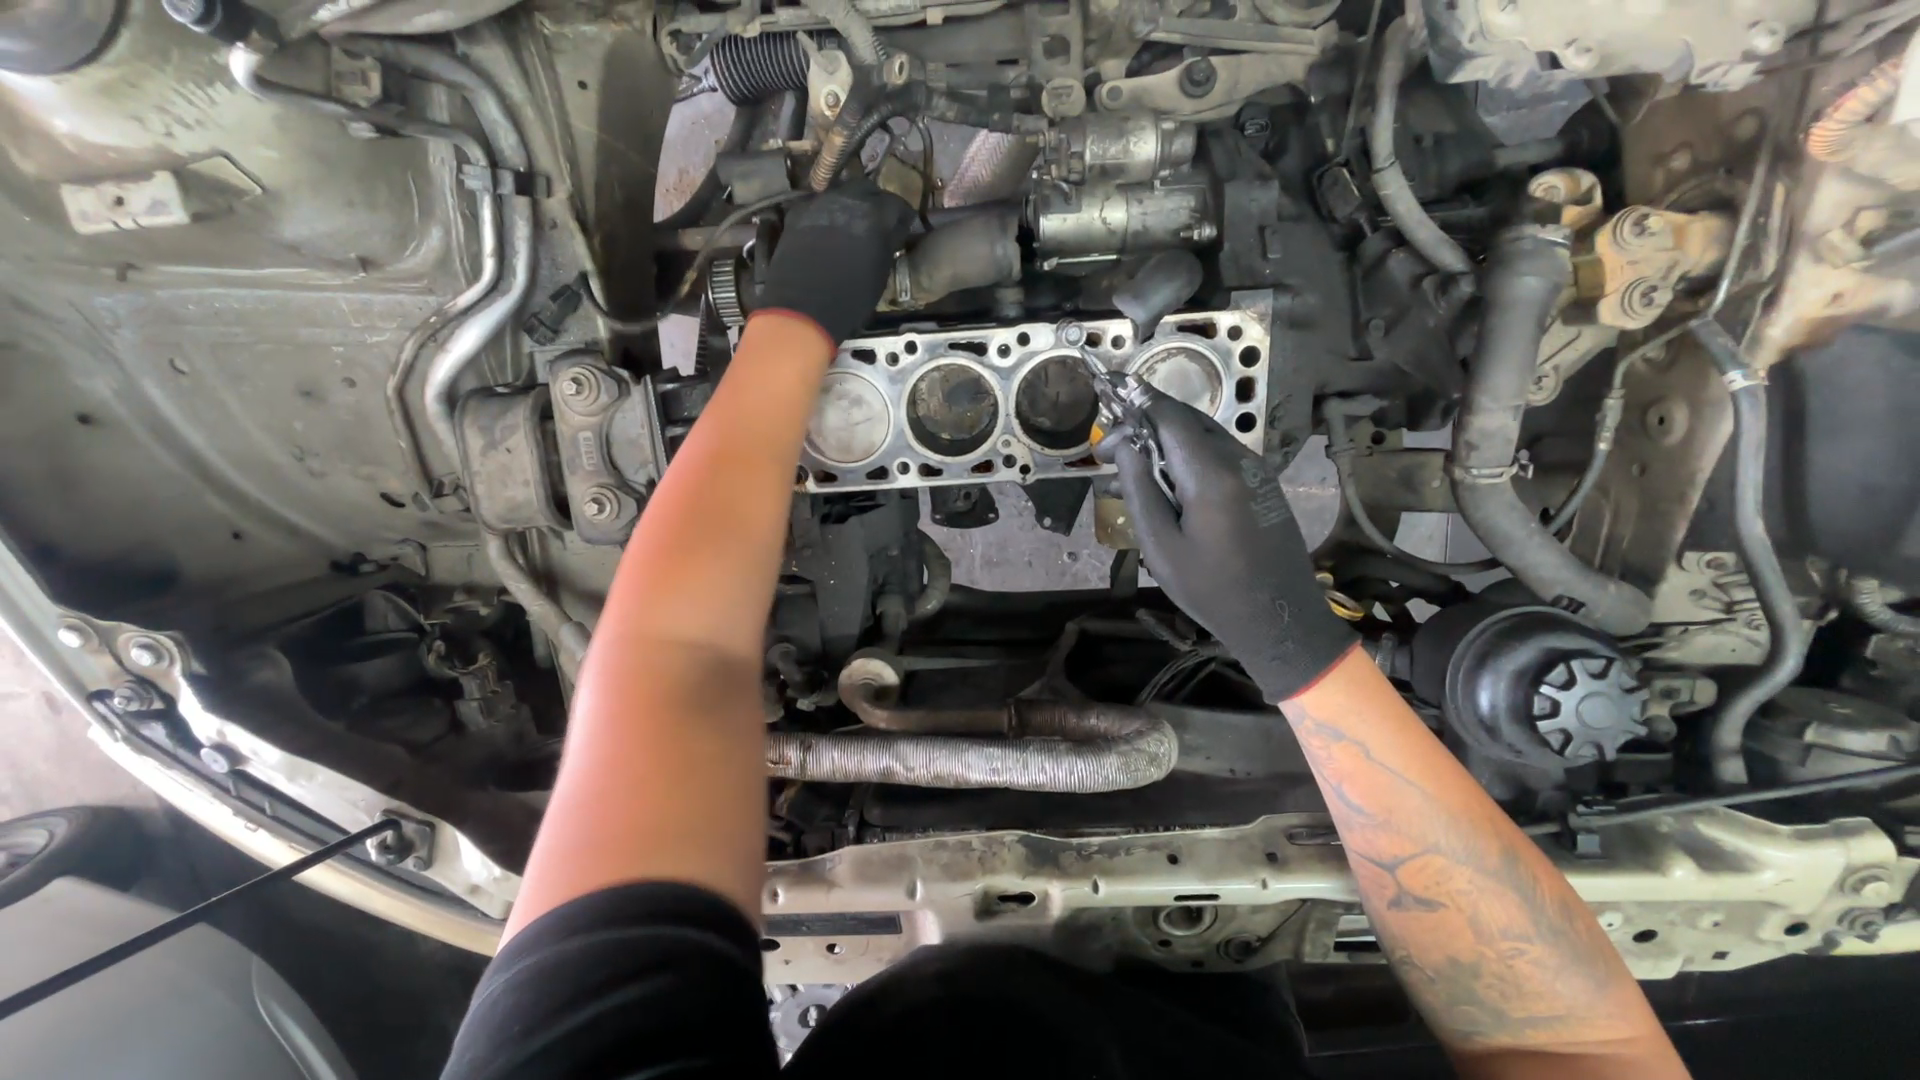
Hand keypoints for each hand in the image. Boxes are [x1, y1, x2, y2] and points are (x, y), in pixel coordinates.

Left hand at [754, 179, 915, 344]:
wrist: (802, 310)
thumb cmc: (850, 300)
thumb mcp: (880, 273)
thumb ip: (887, 245)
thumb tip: (890, 236)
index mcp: (877, 214)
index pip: (898, 205)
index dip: (901, 219)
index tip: (901, 229)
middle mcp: (849, 198)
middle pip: (867, 189)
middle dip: (874, 202)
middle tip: (877, 222)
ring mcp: (820, 203)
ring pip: (840, 193)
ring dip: (848, 205)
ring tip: (851, 225)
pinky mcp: (797, 213)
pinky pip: (817, 205)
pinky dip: (825, 214)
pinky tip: (826, 231)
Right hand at [1097, 388, 1355, 701]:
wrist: (1279, 619)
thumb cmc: (1211, 590)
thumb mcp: (1161, 546)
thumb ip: (1140, 489)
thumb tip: (1124, 443)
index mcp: (1212, 474)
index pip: (1170, 416)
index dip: (1135, 402)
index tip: (1105, 400)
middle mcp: (1240, 460)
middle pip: (1188, 420)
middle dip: (1146, 422)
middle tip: (1109, 449)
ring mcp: (1257, 470)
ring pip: (1205, 435)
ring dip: (1166, 440)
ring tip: (1132, 466)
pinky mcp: (1264, 484)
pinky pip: (1220, 454)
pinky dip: (1188, 455)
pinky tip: (1168, 481)